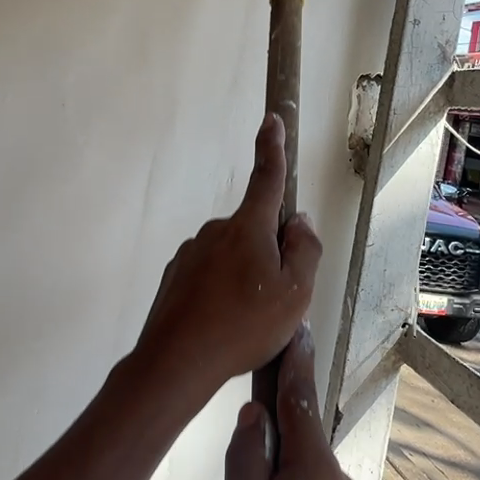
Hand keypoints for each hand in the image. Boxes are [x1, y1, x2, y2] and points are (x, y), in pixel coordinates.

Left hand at [134, 114, 319, 394]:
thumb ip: (305, 251)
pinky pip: (209, 276)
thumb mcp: (296, 293)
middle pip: (254, 229)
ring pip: (232, 256)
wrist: (176, 361)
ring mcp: (191, 253)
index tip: (273, 118)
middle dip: (270, 253)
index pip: (267, 177)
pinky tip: (222, 324)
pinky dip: (221, 293)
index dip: (274, 147)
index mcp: (248, 227)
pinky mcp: (175, 276)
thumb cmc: (243, 327)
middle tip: (275, 300)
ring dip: (244, 278)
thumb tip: (298, 222)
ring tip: (247, 322)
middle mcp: (216, 231)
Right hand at [222, 326, 377, 479]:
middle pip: (300, 434)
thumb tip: (252, 415)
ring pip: (303, 470)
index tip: (296, 328)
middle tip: (248, 428)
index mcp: (310, 468)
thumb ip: (244, 461)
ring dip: (279, 468)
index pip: (299, 398)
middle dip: (275, 423)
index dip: (294, 361)